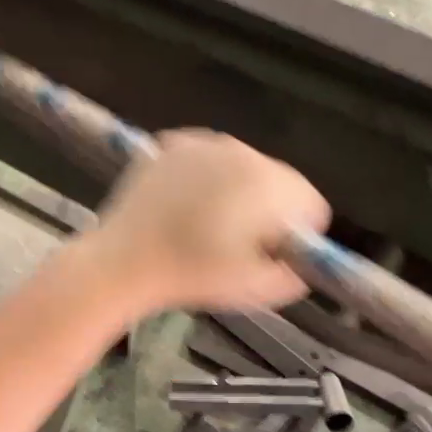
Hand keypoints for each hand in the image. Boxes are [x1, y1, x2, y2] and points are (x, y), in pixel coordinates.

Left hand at [85, 129, 329, 312]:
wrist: (123, 262)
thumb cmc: (191, 275)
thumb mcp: (252, 289)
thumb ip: (290, 278)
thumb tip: (298, 267)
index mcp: (269, 183)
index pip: (308, 202)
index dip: (297, 233)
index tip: (272, 254)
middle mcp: (242, 151)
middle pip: (276, 181)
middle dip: (266, 210)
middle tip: (235, 244)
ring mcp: (203, 143)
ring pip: (240, 167)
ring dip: (235, 192)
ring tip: (205, 226)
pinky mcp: (171, 145)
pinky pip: (205, 160)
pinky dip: (202, 179)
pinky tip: (183, 206)